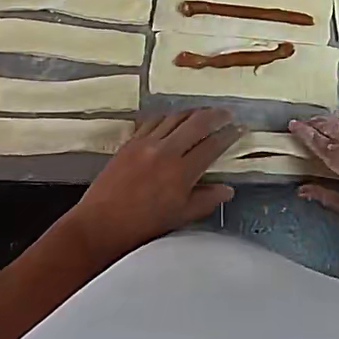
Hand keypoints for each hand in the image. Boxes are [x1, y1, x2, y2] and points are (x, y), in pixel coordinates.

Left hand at [60, 108, 240, 262]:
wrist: (99, 225)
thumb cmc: (142, 226)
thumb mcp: (180, 216)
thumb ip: (206, 200)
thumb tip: (228, 190)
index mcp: (181, 172)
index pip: (212, 145)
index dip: (229, 135)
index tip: (239, 129)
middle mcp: (165, 151)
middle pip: (197, 122)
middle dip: (216, 115)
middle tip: (226, 114)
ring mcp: (145, 143)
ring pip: (175, 117)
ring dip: (192, 112)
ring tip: (203, 113)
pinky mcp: (130, 142)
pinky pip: (153, 120)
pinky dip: (167, 117)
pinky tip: (172, 119)